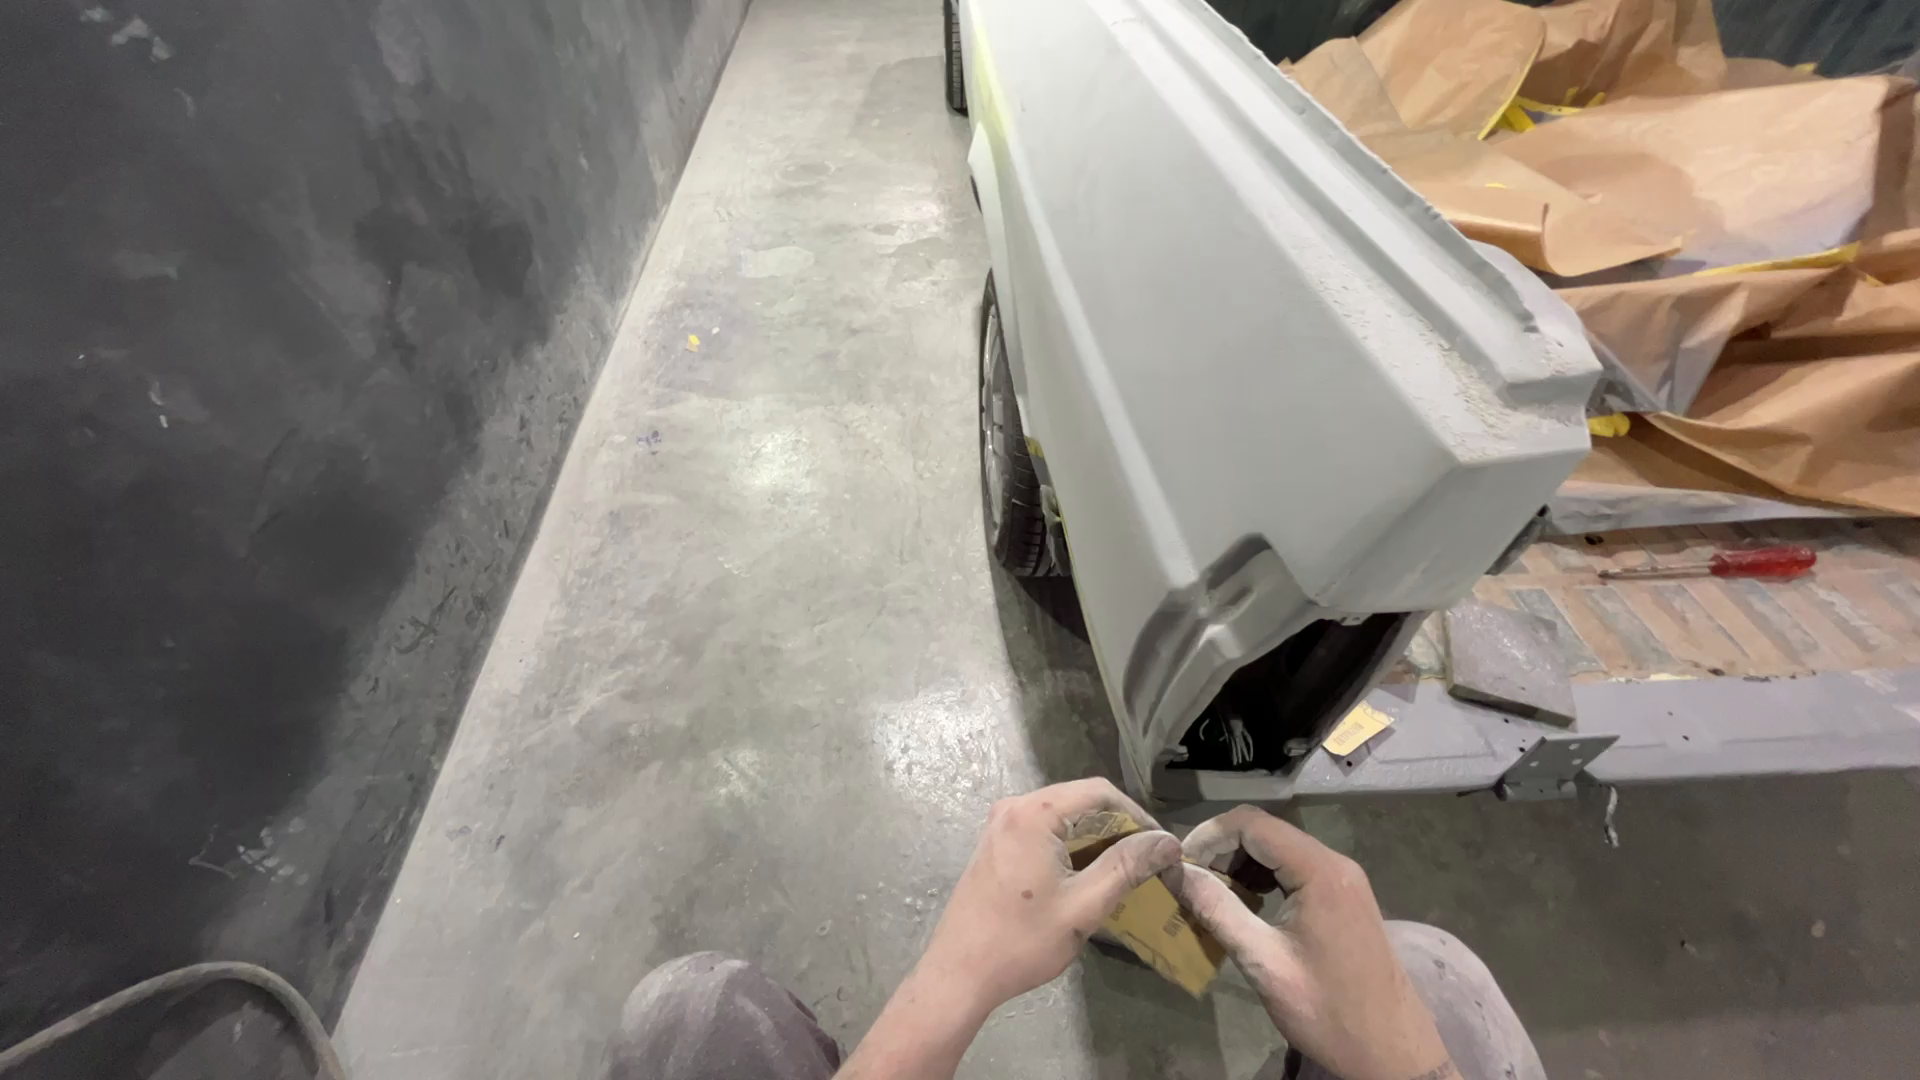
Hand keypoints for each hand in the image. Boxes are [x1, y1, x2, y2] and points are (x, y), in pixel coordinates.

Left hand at [918, 778, 1182, 1014]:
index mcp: (1033, 813)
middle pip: (1079, 798)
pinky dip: (1070, 841)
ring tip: (1124, 866)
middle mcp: (1014, 806)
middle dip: (1117, 823)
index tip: (1160, 845)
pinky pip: (1043, 827)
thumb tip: (1166, 842)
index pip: (1098, 792)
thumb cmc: (1022, 940)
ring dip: (1094, 834)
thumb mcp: (1083, 906)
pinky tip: (1087, 870)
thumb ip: (1125, 867)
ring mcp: (1001, 822)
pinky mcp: (997, 840)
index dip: (1136, 814)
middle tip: (1147, 858)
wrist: (960, 971)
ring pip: (1061, 813)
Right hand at [1160, 806, 1450, 1079]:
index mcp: (1319, 871)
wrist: (1396, 1057)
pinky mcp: (1343, 893)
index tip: (1181, 863)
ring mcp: (1342, 877)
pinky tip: (1244, 901)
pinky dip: (1261, 872)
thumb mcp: (1264, 964)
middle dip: (1220, 847)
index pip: (1250, 823)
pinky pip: (1292, 864)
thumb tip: (1175, 873)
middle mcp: (1334, 862)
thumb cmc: (1330, 1012)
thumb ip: (1217, 910)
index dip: (1209, 835)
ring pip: (1276, 844)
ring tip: (1211, 891)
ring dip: (1238, 860)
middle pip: (1263, 829)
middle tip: (1191, 878)